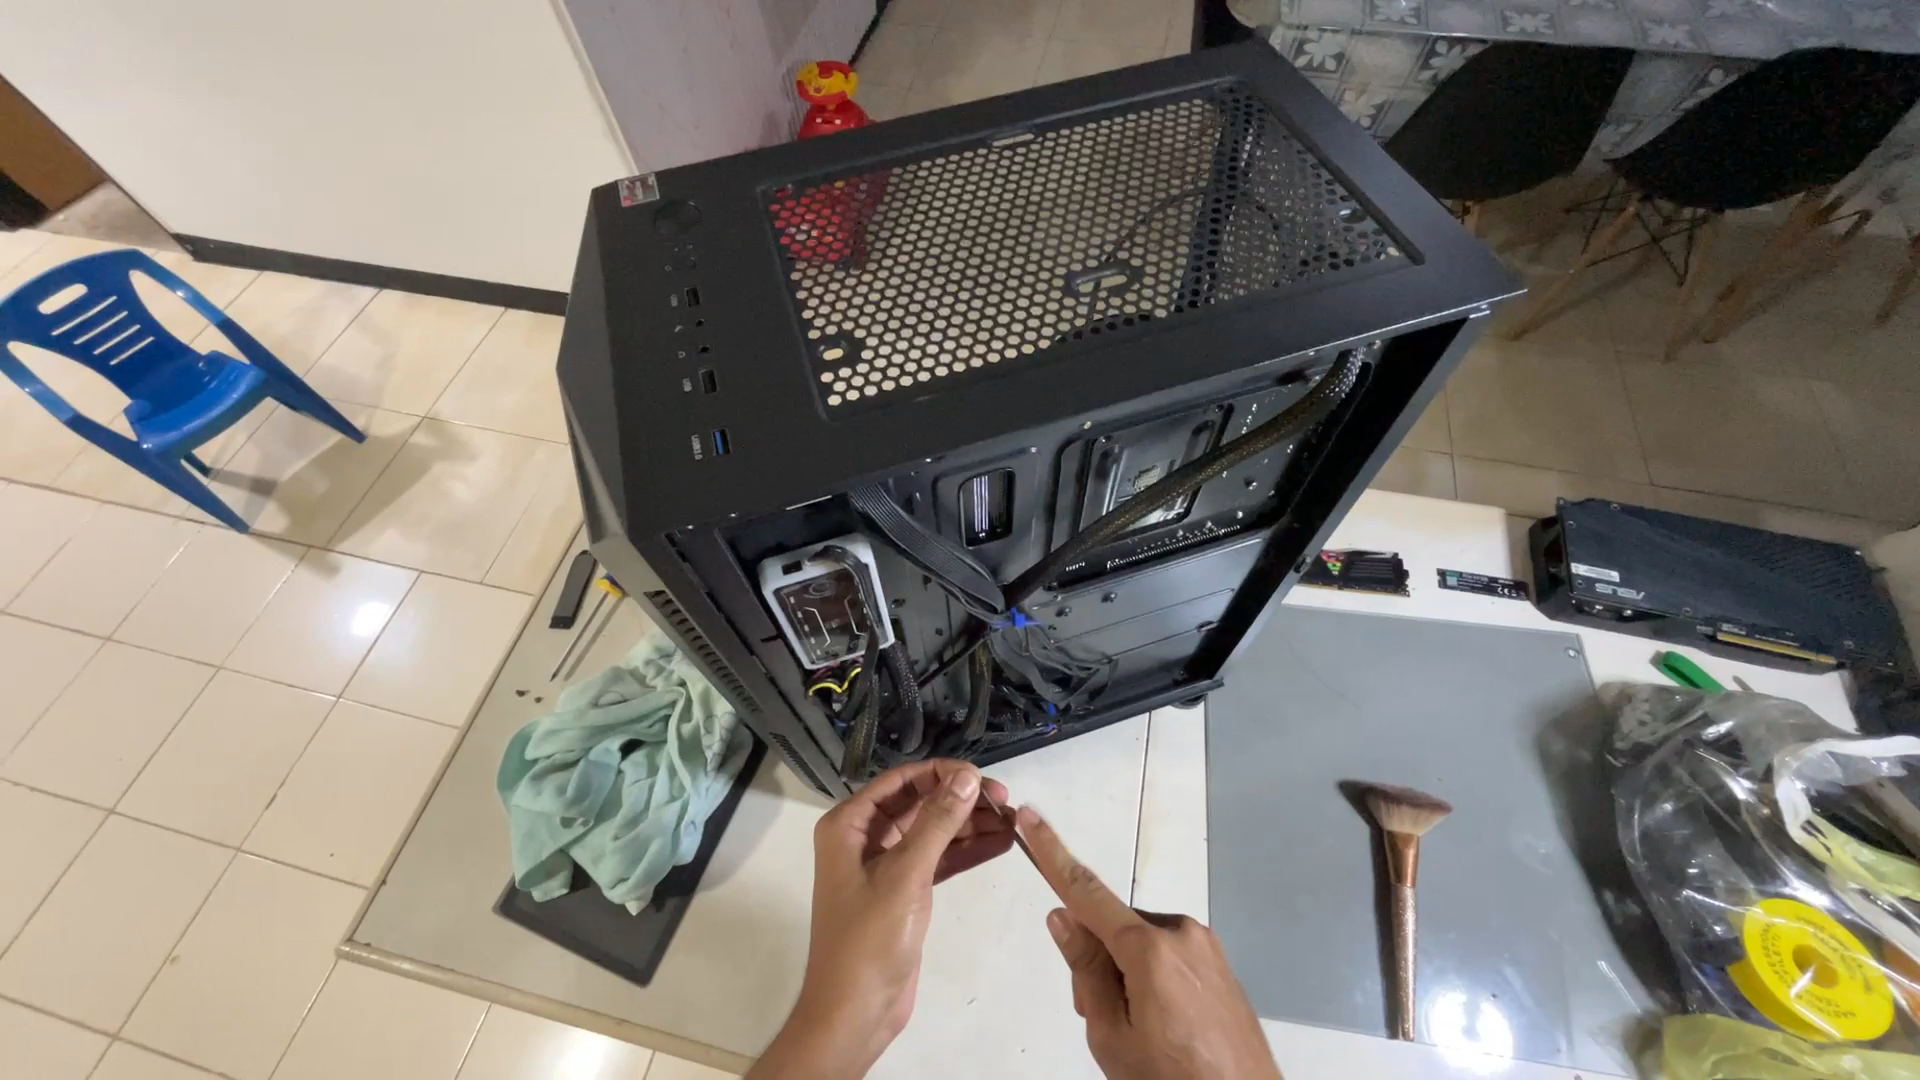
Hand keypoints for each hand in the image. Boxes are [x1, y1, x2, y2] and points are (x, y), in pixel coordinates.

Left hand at [750, 760, 1014, 1078]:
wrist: (854, 1013)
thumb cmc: (868, 938)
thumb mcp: (905, 874)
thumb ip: (938, 822)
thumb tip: (967, 777)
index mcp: (849, 824)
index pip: (900, 781)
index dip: (941, 773)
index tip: (981, 776)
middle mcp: (865, 837)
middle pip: (920, 803)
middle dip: (961, 799)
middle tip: (1005, 800)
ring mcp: (886, 864)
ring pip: (933, 831)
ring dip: (970, 825)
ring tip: (1013, 820)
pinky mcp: (906, 890)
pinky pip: (939, 859)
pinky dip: (967, 851)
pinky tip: (1001, 843)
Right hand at [1018, 806, 1281, 1079]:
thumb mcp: (1112, 1037)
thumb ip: (1086, 972)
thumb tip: (1063, 917)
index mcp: (1149, 949)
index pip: (1086, 892)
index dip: (1052, 853)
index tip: (1031, 817)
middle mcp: (1180, 933)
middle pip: (1114, 929)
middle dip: (1100, 961)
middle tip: (1110, 1020)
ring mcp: (1205, 945)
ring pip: (1141, 944)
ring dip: (1129, 973)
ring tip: (1146, 1032)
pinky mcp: (1220, 962)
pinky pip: (1169, 955)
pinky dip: (1155, 978)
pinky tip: (1168, 1025)